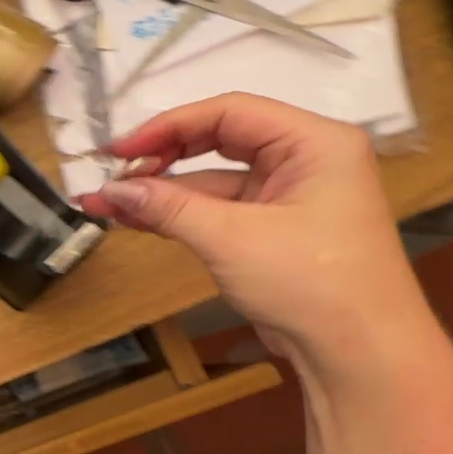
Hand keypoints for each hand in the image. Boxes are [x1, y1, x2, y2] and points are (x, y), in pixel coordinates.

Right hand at [79, 93, 428, 367]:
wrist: (351, 341)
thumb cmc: (307, 279)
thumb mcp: (231, 238)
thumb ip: (169, 208)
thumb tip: (111, 190)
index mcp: (312, 142)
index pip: (229, 113)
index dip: (167, 126)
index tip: (115, 152)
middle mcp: (301, 158)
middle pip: (216, 140)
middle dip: (158, 157)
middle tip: (107, 178)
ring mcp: (282, 193)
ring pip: (207, 178)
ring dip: (155, 190)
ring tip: (101, 204)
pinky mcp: (265, 225)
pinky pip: (210, 207)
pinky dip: (171, 212)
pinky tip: (131, 219)